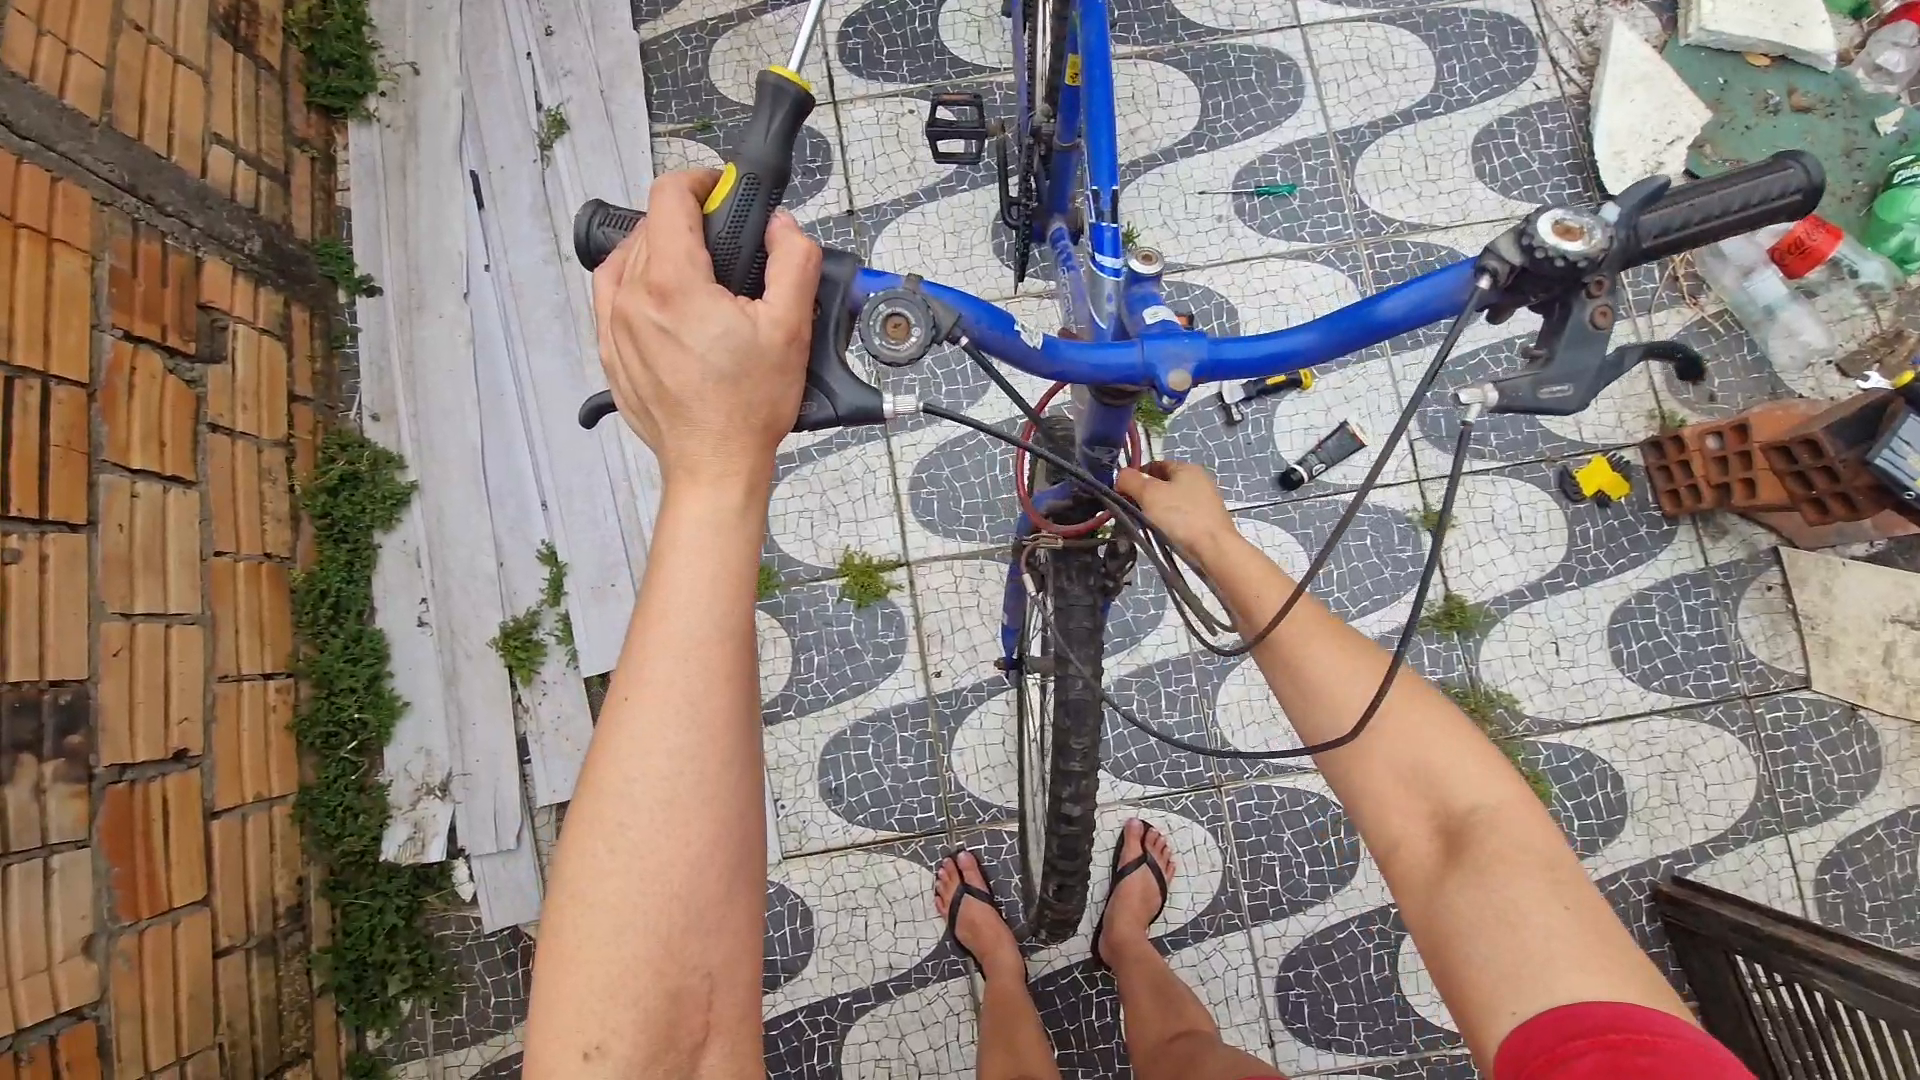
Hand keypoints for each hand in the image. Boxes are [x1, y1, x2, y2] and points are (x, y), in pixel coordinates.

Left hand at [591, 169, 823, 487]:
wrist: (713, 466)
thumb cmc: (749, 407)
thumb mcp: (791, 329)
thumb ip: (793, 261)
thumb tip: (782, 226)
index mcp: (673, 283)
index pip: (668, 197)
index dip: (699, 182)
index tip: (721, 191)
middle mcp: (631, 297)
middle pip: (649, 226)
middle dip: (688, 223)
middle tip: (727, 247)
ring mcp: (613, 326)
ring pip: (627, 259)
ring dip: (661, 252)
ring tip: (698, 278)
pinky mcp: (610, 353)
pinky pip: (612, 296)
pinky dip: (639, 285)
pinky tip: (669, 307)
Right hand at [1116, 461, 1241, 564]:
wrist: (1213, 548)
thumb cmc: (1180, 516)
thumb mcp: (1149, 493)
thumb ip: (1130, 480)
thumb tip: (1121, 476)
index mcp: (1186, 468)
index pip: (1154, 465)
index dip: (1135, 476)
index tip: (1122, 493)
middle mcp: (1198, 481)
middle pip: (1161, 484)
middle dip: (1143, 497)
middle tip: (1129, 511)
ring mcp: (1204, 502)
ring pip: (1169, 503)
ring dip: (1153, 512)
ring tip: (1142, 525)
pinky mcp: (1206, 521)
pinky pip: (1178, 518)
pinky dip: (1166, 524)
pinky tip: (1160, 534)